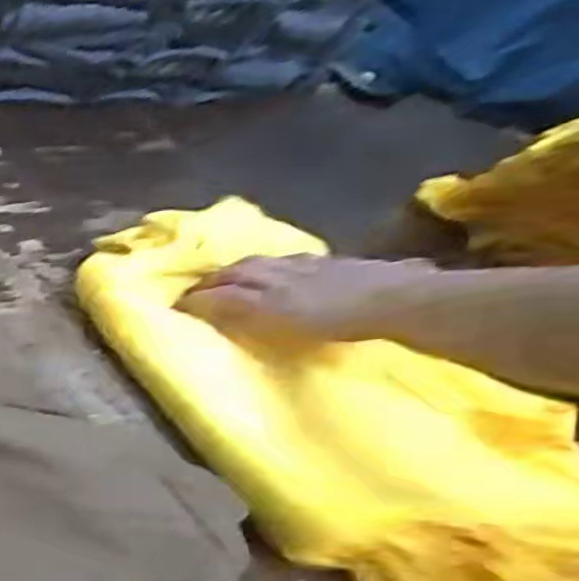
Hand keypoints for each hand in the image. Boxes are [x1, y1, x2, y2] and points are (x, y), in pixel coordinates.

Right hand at [175, 254, 441, 341]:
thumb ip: (233, 306)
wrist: (403, 301)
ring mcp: (317, 266)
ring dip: (247, 269)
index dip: (198, 296)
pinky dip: (284, 267)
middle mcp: (284, 269)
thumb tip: (195, 301)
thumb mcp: (271, 315)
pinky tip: (290, 271)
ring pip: (271, 263)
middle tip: (199, 289)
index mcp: (263, 283)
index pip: (220, 288)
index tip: (177, 306)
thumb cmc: (333, 318)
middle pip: (242, 268)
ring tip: (237, 277)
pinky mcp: (346, 267)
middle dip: (216, 278)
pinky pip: (303, 263)